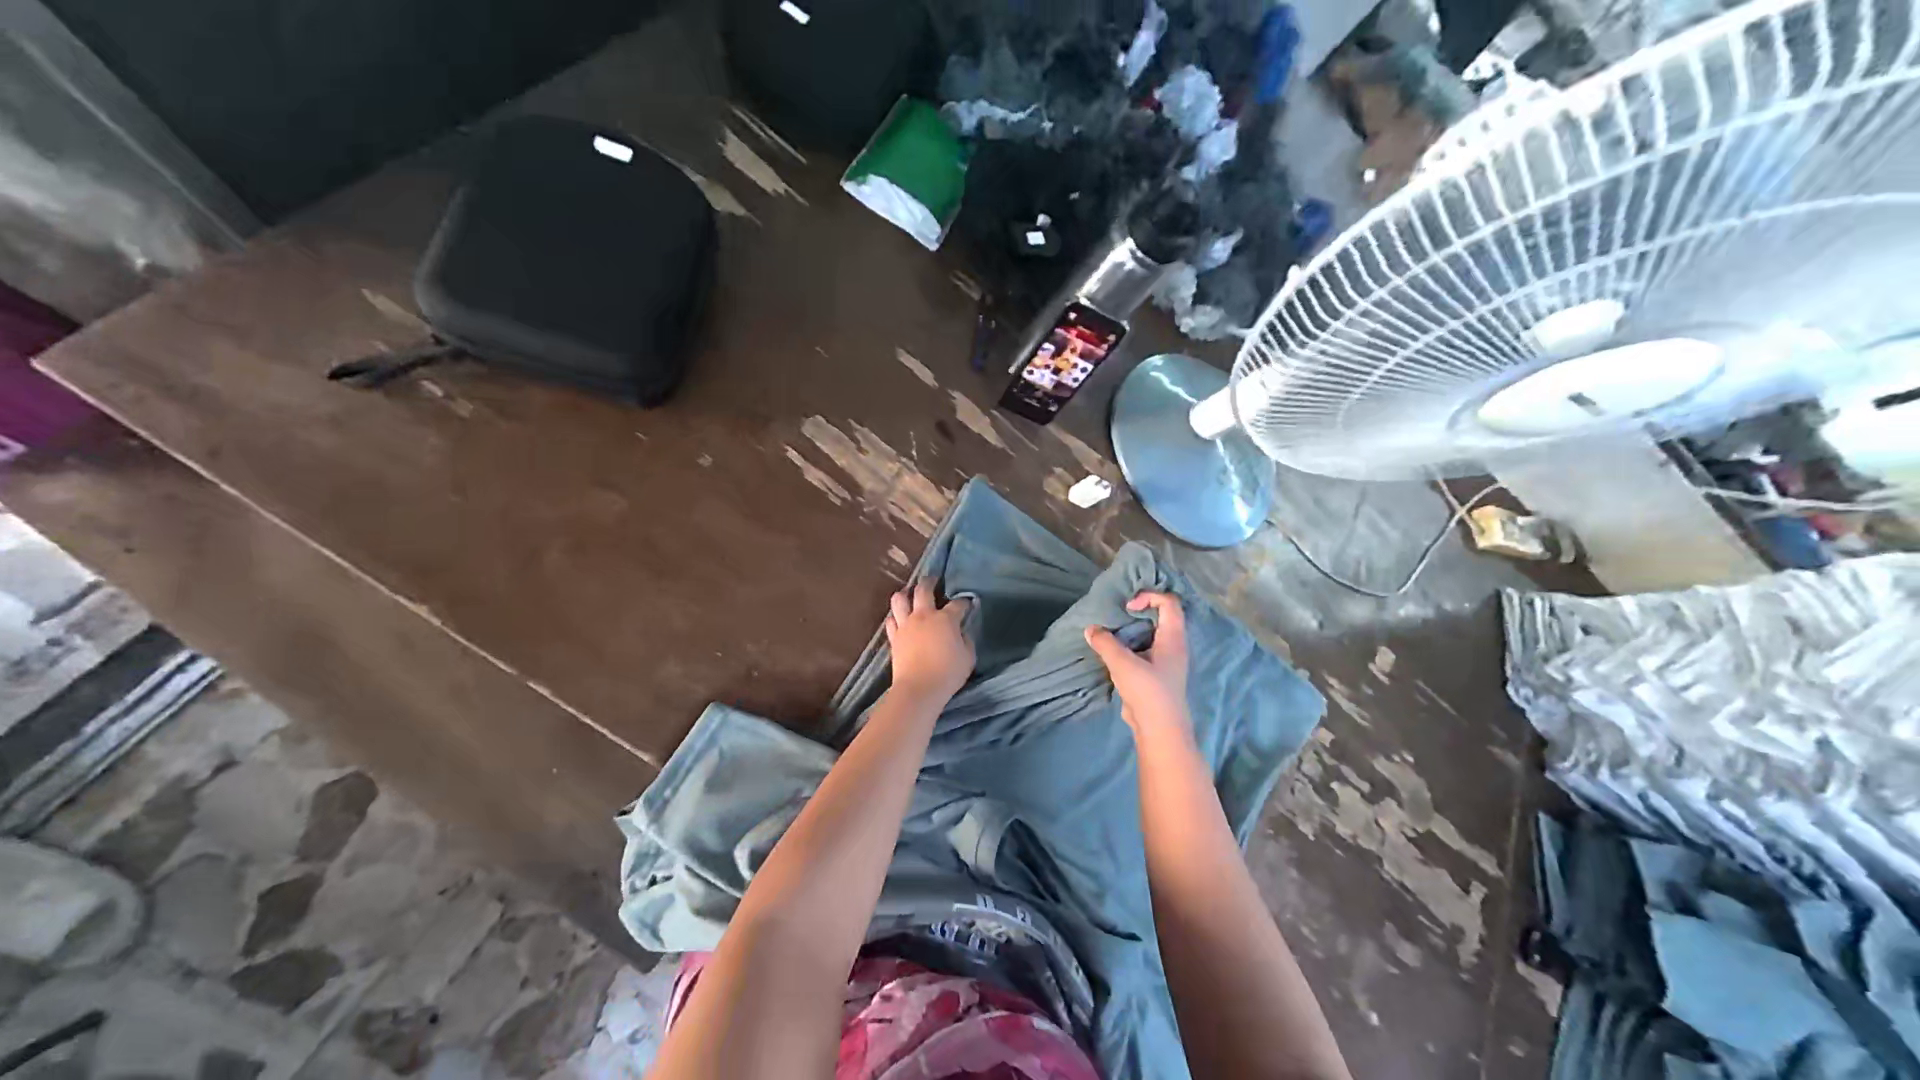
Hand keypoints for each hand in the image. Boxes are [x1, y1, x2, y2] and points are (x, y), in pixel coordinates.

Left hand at [885, 578, 974, 702]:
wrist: (919, 688)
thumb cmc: (948, 673)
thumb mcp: (968, 657)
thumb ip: (966, 640)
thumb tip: (962, 632)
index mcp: (945, 619)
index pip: (958, 604)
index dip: (964, 602)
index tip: (968, 603)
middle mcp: (923, 616)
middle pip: (923, 590)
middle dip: (929, 582)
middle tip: (933, 580)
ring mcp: (906, 625)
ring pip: (899, 600)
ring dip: (905, 594)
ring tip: (909, 594)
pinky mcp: (894, 638)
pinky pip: (891, 621)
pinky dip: (895, 616)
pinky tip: (899, 618)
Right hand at [1084, 591, 1190, 735]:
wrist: (1159, 730)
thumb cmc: (1148, 691)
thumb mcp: (1123, 663)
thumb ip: (1105, 643)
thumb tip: (1091, 629)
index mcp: (1173, 638)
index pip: (1169, 603)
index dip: (1149, 597)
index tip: (1127, 607)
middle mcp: (1173, 646)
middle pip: (1159, 616)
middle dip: (1136, 612)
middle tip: (1114, 614)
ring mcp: (1164, 661)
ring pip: (1149, 635)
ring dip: (1130, 630)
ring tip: (1108, 631)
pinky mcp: (1154, 675)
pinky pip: (1142, 651)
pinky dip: (1128, 646)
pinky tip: (1111, 652)